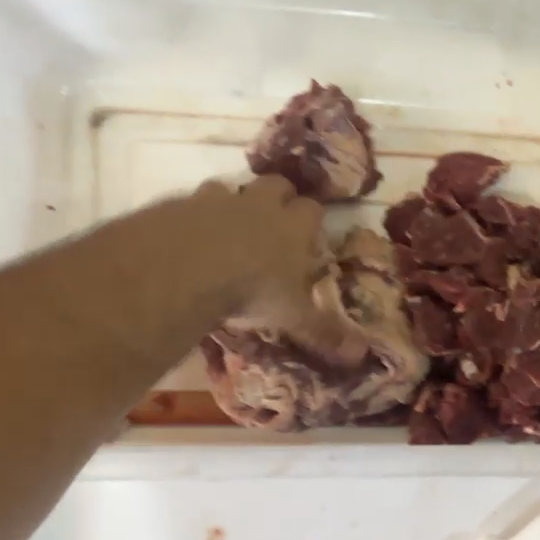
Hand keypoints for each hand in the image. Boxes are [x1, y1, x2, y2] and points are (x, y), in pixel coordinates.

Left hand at [194, 176, 371, 366]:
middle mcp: (259, 205)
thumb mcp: (293, 317)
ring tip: (227, 229)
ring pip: (230, 188)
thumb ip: (324, 332)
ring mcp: (217, 201)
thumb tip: (360, 354)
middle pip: (277, 185)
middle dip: (278, 197)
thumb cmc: (253, 290)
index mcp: (293, 227)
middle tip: (274, 221)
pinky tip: (187, 237)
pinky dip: (192, 216)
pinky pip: (189, 202)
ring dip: (232, 203)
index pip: (313, 209)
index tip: (310, 233)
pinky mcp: (180, 204)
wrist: (185, 269)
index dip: (313, 218)